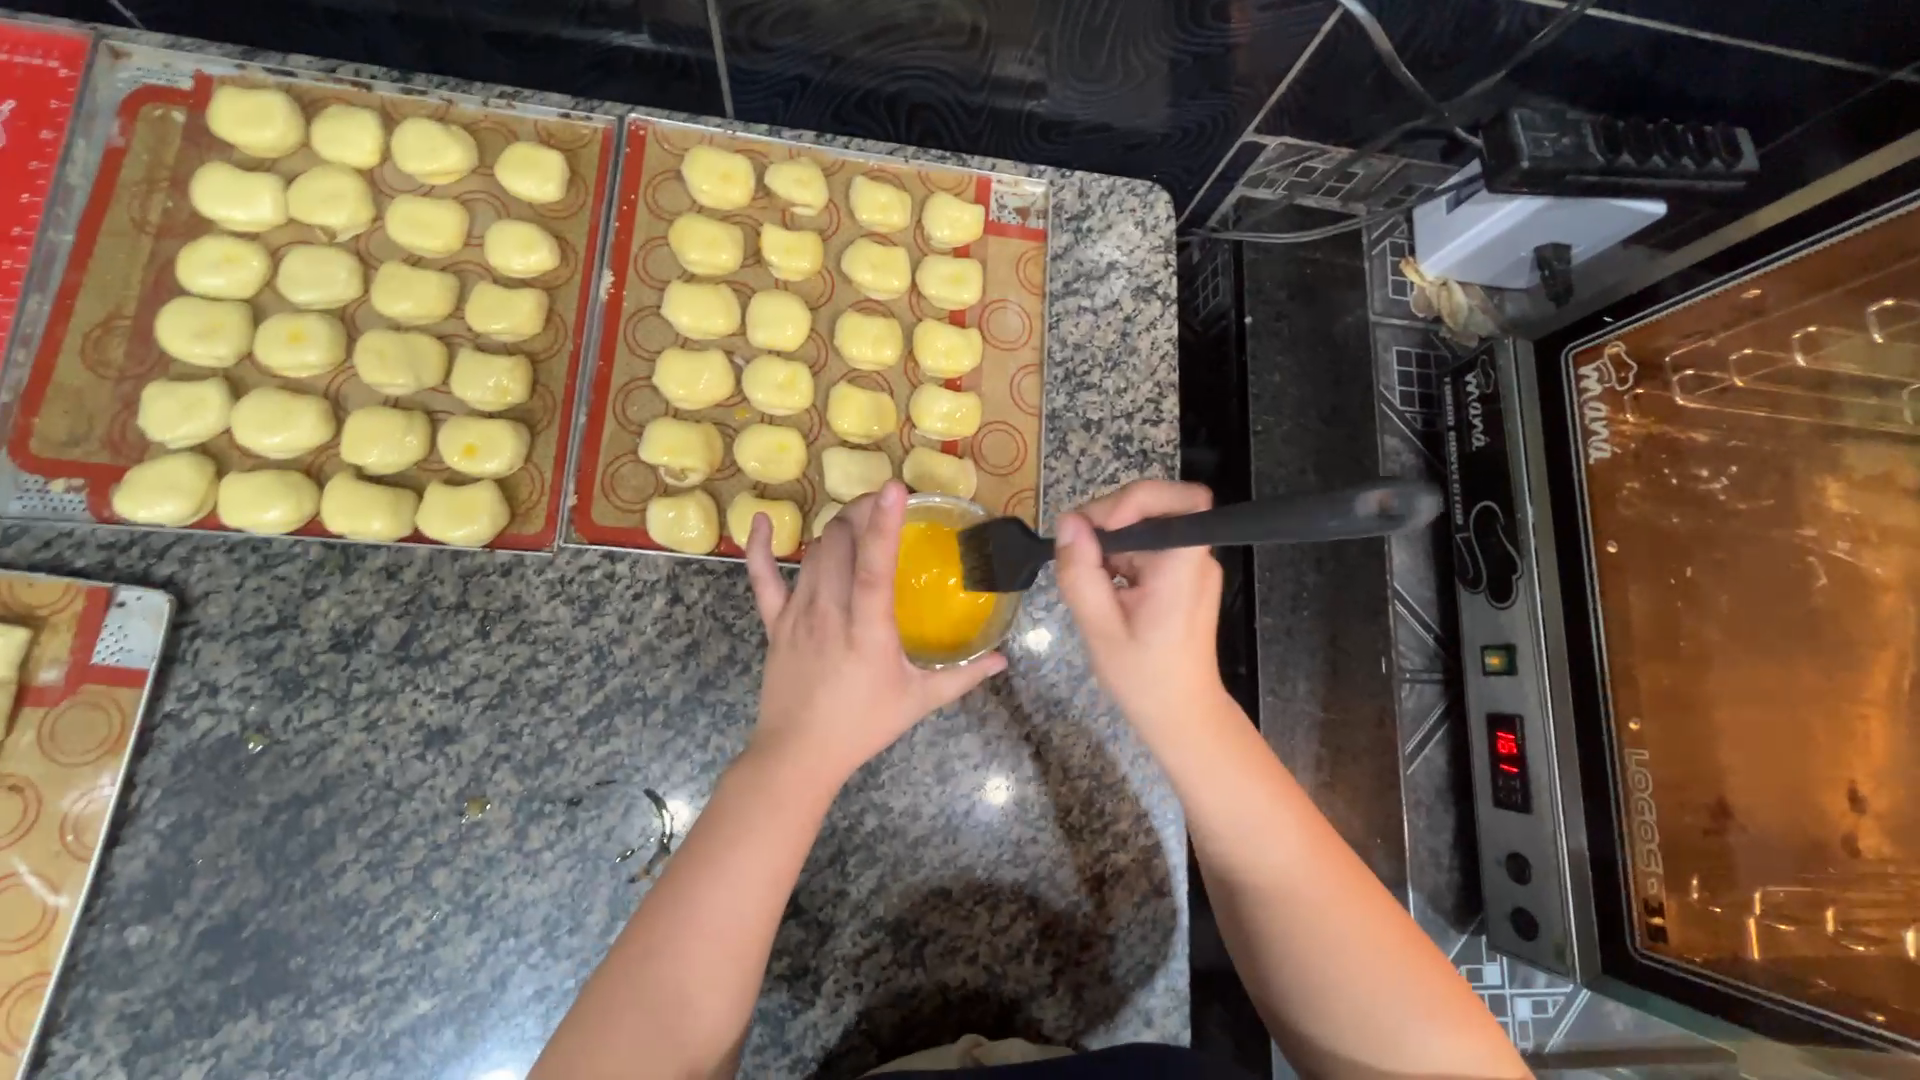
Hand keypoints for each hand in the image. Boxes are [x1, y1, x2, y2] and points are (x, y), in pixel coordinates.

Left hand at [743, 481, 1006, 786]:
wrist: (798, 754)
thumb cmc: (862, 726)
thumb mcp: (919, 702)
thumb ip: (963, 677)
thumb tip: (1003, 660)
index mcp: (867, 630)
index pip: (874, 568)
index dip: (883, 525)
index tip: (894, 489)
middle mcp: (828, 613)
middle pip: (838, 544)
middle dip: (861, 514)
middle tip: (884, 507)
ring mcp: (796, 614)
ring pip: (813, 553)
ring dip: (835, 529)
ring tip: (857, 520)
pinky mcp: (774, 622)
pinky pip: (761, 577)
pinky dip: (759, 546)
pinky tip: (762, 520)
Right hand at [1054, 479, 1226, 730]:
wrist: (1180, 714)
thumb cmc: (1144, 678)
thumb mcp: (1099, 629)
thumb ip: (1081, 573)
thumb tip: (1067, 523)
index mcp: (1183, 566)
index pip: (1184, 499)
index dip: (1138, 499)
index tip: (1100, 529)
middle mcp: (1195, 557)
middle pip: (1154, 507)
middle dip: (1109, 521)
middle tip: (1077, 555)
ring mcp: (1189, 565)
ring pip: (1144, 525)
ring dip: (1110, 542)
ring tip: (1090, 579)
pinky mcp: (1180, 576)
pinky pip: (1146, 547)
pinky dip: (1119, 558)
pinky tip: (1104, 588)